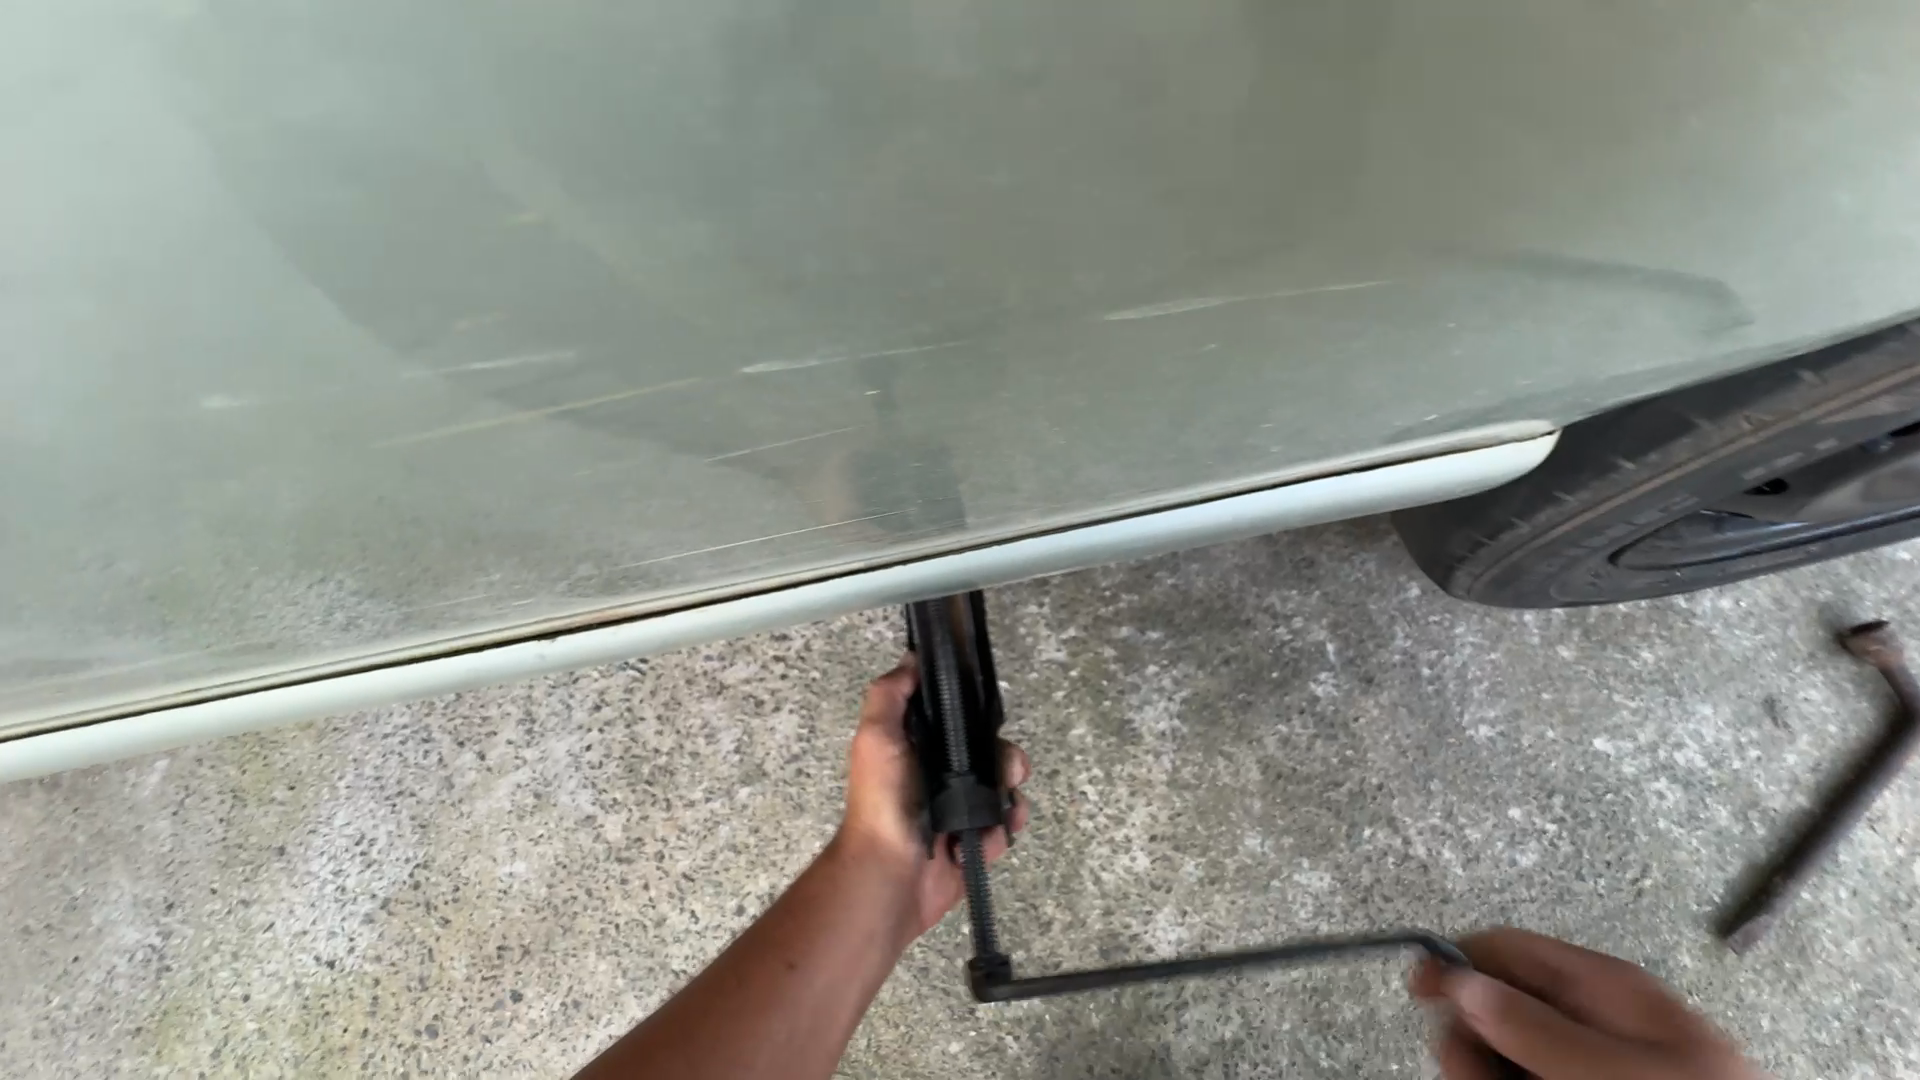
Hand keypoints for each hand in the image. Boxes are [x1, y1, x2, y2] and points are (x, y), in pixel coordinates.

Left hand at [835, 655, 1030, 938]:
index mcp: (916, 750)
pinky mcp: (972, 844)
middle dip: (1004, 758)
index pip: (956, 722)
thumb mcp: (876, 736)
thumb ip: (889, 694)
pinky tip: (995, 833)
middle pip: (987, 755)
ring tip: (1005, 806)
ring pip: (1001, 791)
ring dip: (1009, 795)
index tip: (988, 716)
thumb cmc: (883, 801)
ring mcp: (957, 812)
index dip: (974, 715)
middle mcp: (938, 777)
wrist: (890, 876)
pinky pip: (1002, 828)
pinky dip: (1004, 829)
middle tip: (1009, 769)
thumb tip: (910, 659)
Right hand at [1410, 928, 1761, 1078]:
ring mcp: (1596, 1051)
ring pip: (1508, 1037)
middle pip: (1499, 996)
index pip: (1504, 945)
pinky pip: (1530, 1067)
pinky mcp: (1594, 1075)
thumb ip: (1535, 1025)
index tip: (1418, 992)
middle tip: (1459, 1069)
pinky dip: (1505, 1073)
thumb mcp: (1614, 1069)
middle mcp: (1593, 1011)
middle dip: (1468, 1028)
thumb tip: (1459, 980)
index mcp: (1604, 984)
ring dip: (1482, 1058)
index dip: (1453, 960)